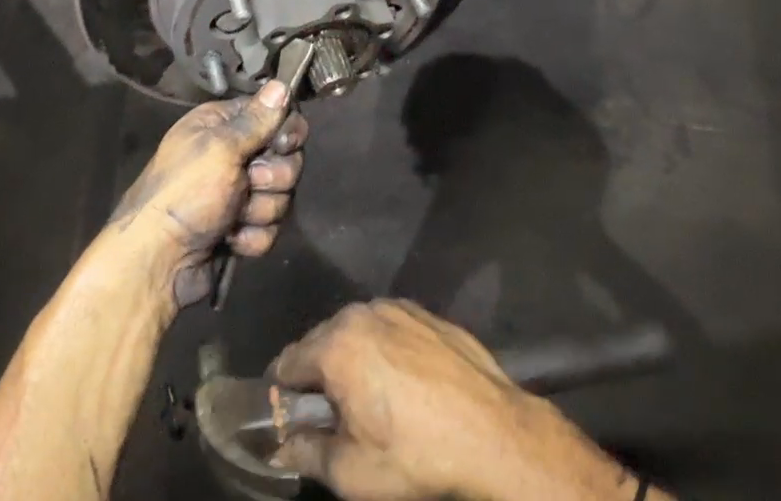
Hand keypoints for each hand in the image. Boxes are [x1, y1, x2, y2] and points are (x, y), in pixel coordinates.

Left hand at [107, 80, 306, 307]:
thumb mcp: (220, 148)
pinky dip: (253, 236)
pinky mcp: (242, 228)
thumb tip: (281, 84)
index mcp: (222, 126)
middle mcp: (233, 155)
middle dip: (274, 177)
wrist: (160, 259)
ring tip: (233, 217)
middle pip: (286, 158)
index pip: (275, 115)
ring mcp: (238, 195)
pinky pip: (271, 228)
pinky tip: (230, 239)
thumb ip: (256, 120)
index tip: (281, 143)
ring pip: (282, 196)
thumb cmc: (186, 193)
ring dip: (261, 210)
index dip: (286, 130)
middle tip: (249, 182)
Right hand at [271, 301, 621, 500]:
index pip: (286, 364)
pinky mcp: (428, 314)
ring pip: (356, 333)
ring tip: (380, 401)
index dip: (286, 396)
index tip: (299, 422)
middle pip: (320, 343)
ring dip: (355, 360)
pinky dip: (388, 351)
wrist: (500, 438)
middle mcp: (361, 313)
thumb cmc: (419, 456)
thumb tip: (280, 445)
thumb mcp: (352, 472)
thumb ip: (304, 453)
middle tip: (342, 418)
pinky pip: (390, 329)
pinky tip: (409, 385)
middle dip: (322, 377)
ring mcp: (398, 308)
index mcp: (336, 344)